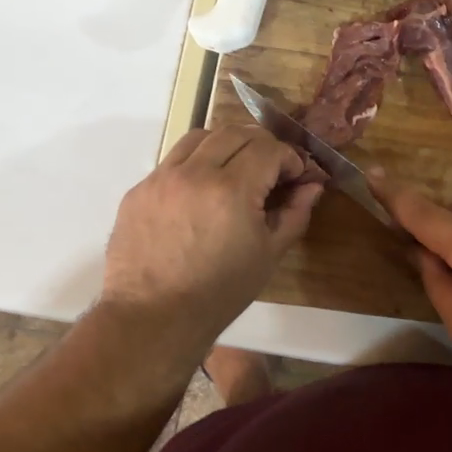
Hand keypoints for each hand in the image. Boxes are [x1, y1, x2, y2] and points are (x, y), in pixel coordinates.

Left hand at [100, 125, 322, 339]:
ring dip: (225, 145)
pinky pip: (172, 161)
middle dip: (261, 145)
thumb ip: (293, 214)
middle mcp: (195, 173)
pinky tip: (201, 192)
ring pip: (200, 137)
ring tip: (234, 170)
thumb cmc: (219, 293)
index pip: (268, 148)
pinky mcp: (139, 190)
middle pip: (235, 133)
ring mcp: (161, 178)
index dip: (289, 157)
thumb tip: (312, 187)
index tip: (295, 175)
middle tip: (270, 169)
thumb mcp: (268, 255)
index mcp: (231, 190)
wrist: (152, 318)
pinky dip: (195, 164)